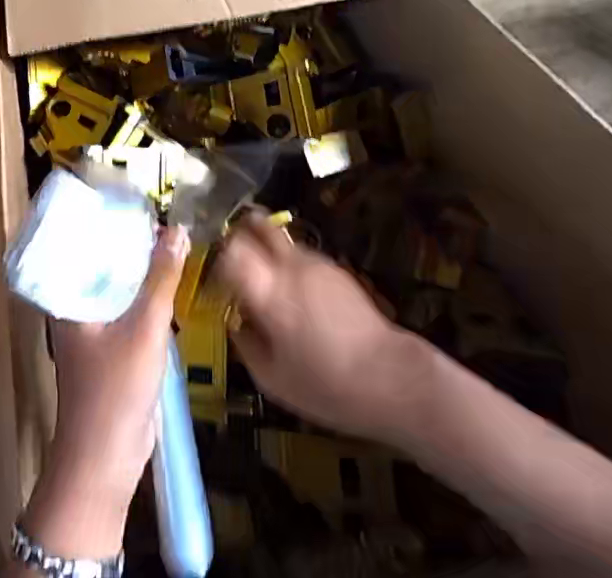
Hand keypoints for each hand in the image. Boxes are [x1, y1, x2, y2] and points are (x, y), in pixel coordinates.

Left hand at [20, 224, 189, 560]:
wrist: (106, 457)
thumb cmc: (116, 388)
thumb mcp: (145, 328)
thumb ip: (161, 280)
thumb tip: (177, 230)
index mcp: (67, 296)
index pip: (76, 243)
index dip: (98, 219)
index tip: (126, 198)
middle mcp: (74, 305)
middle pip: (98, 261)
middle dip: (124, 241)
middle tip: (156, 215)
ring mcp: (91, 327)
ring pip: (115, 285)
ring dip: (137, 266)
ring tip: (165, 237)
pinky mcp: (110, 345)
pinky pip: (126, 307)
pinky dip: (143, 292)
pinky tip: (166, 280)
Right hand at [213, 208, 429, 441]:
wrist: (395, 380)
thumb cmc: (326, 385)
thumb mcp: (271, 378)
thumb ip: (245, 343)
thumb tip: (234, 322)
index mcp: (268, 292)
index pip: (231, 250)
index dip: (218, 257)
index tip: (216, 276)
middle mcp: (290, 268)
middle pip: (258, 225)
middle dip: (240, 231)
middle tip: (231, 252)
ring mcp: (317, 265)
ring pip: (281, 237)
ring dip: (266, 247)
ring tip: (265, 278)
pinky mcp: (339, 270)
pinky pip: (302, 254)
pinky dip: (289, 262)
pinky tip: (296, 293)